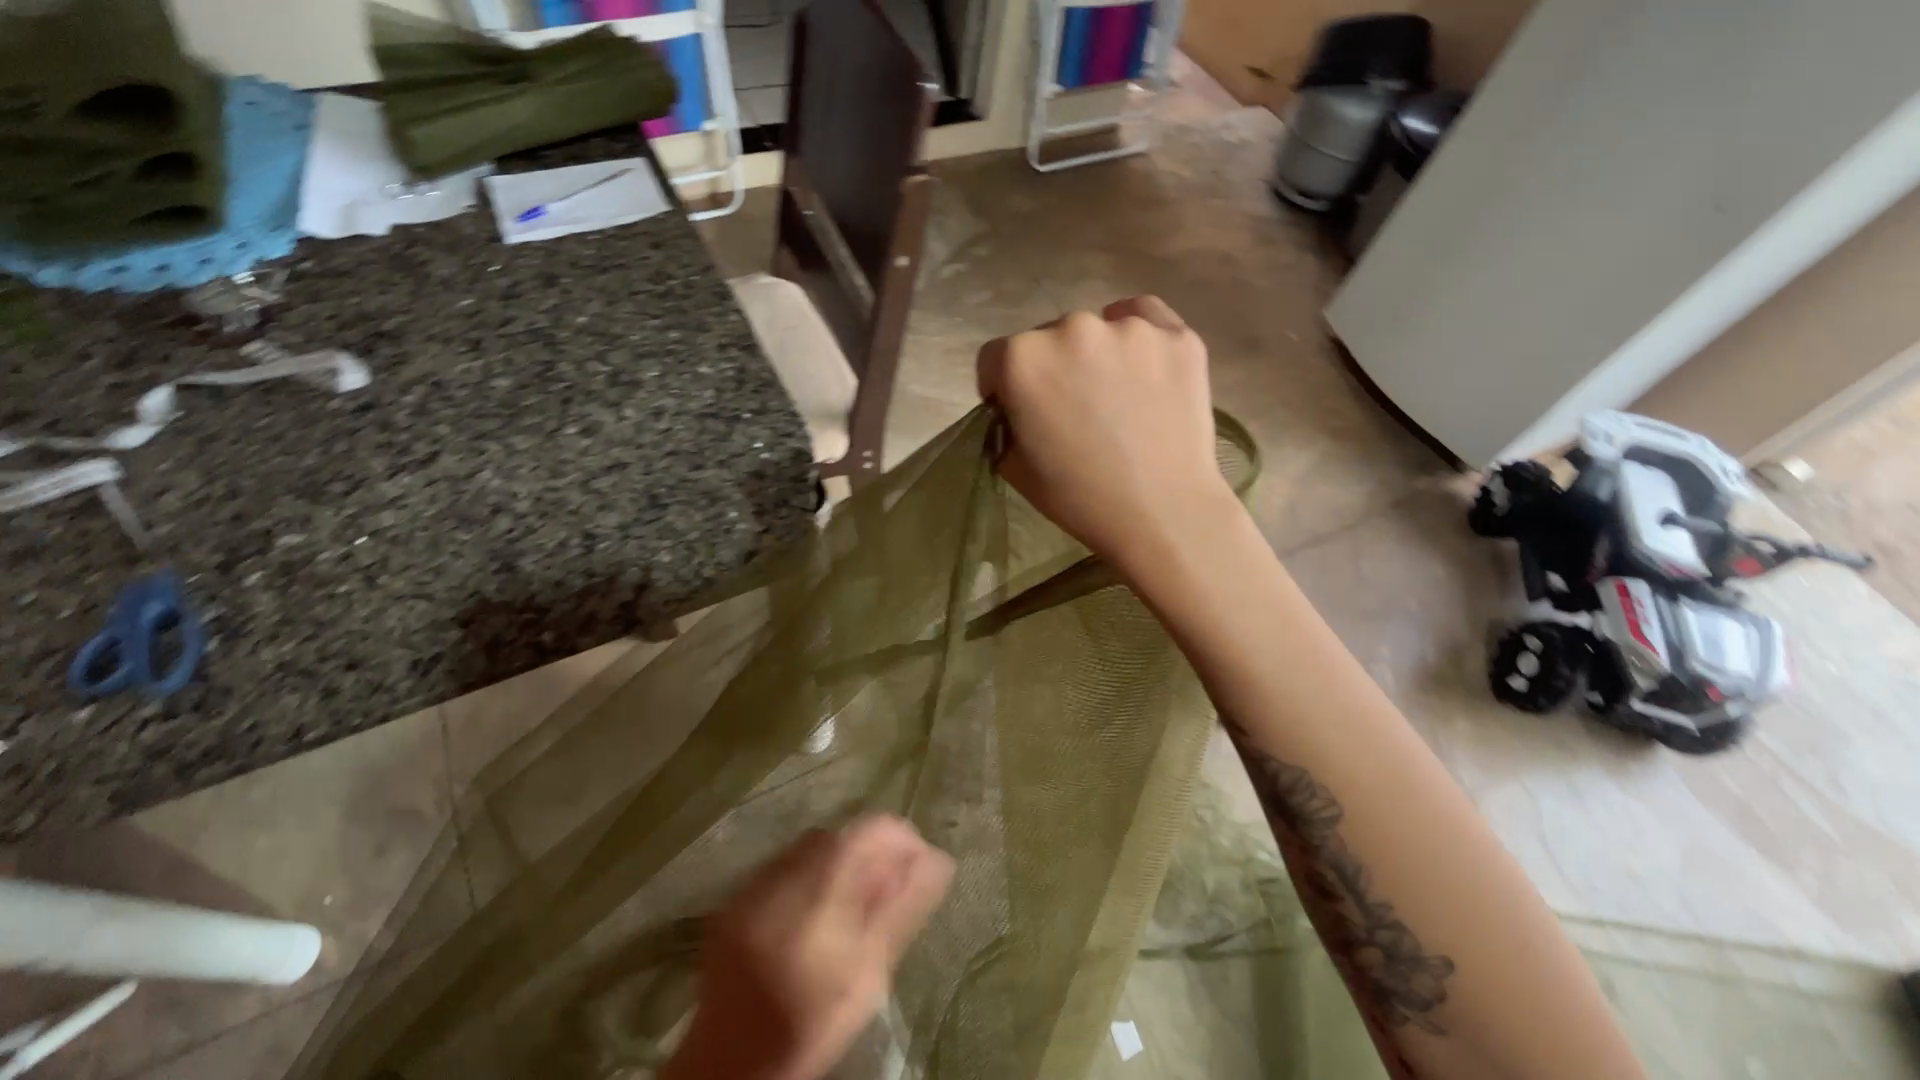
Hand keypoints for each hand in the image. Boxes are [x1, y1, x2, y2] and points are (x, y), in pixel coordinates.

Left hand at [665, 817, 954, 1079]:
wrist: (735, 1064)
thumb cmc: (813, 1023)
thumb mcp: (869, 973)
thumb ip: (901, 909)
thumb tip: (937, 860)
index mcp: (816, 896)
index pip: (866, 832)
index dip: (900, 838)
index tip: (921, 862)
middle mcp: (778, 879)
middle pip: (835, 836)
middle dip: (868, 851)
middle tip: (888, 890)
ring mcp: (749, 888)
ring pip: (805, 849)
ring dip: (836, 862)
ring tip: (853, 903)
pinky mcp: (731, 902)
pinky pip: (779, 868)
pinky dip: (805, 877)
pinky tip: (814, 912)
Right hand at [976, 297, 1238, 569]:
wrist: (1164, 513)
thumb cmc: (1080, 499)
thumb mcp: (1015, 467)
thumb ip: (1005, 422)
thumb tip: (1018, 408)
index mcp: (1021, 360)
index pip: (996, 359)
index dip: (1003, 388)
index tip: (1022, 414)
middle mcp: (1071, 327)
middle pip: (1049, 339)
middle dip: (1055, 368)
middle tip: (1076, 410)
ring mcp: (1128, 328)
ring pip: (1099, 329)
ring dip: (1099, 354)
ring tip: (1120, 397)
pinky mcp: (1176, 334)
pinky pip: (1146, 317)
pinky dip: (1141, 336)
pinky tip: (1147, 369)